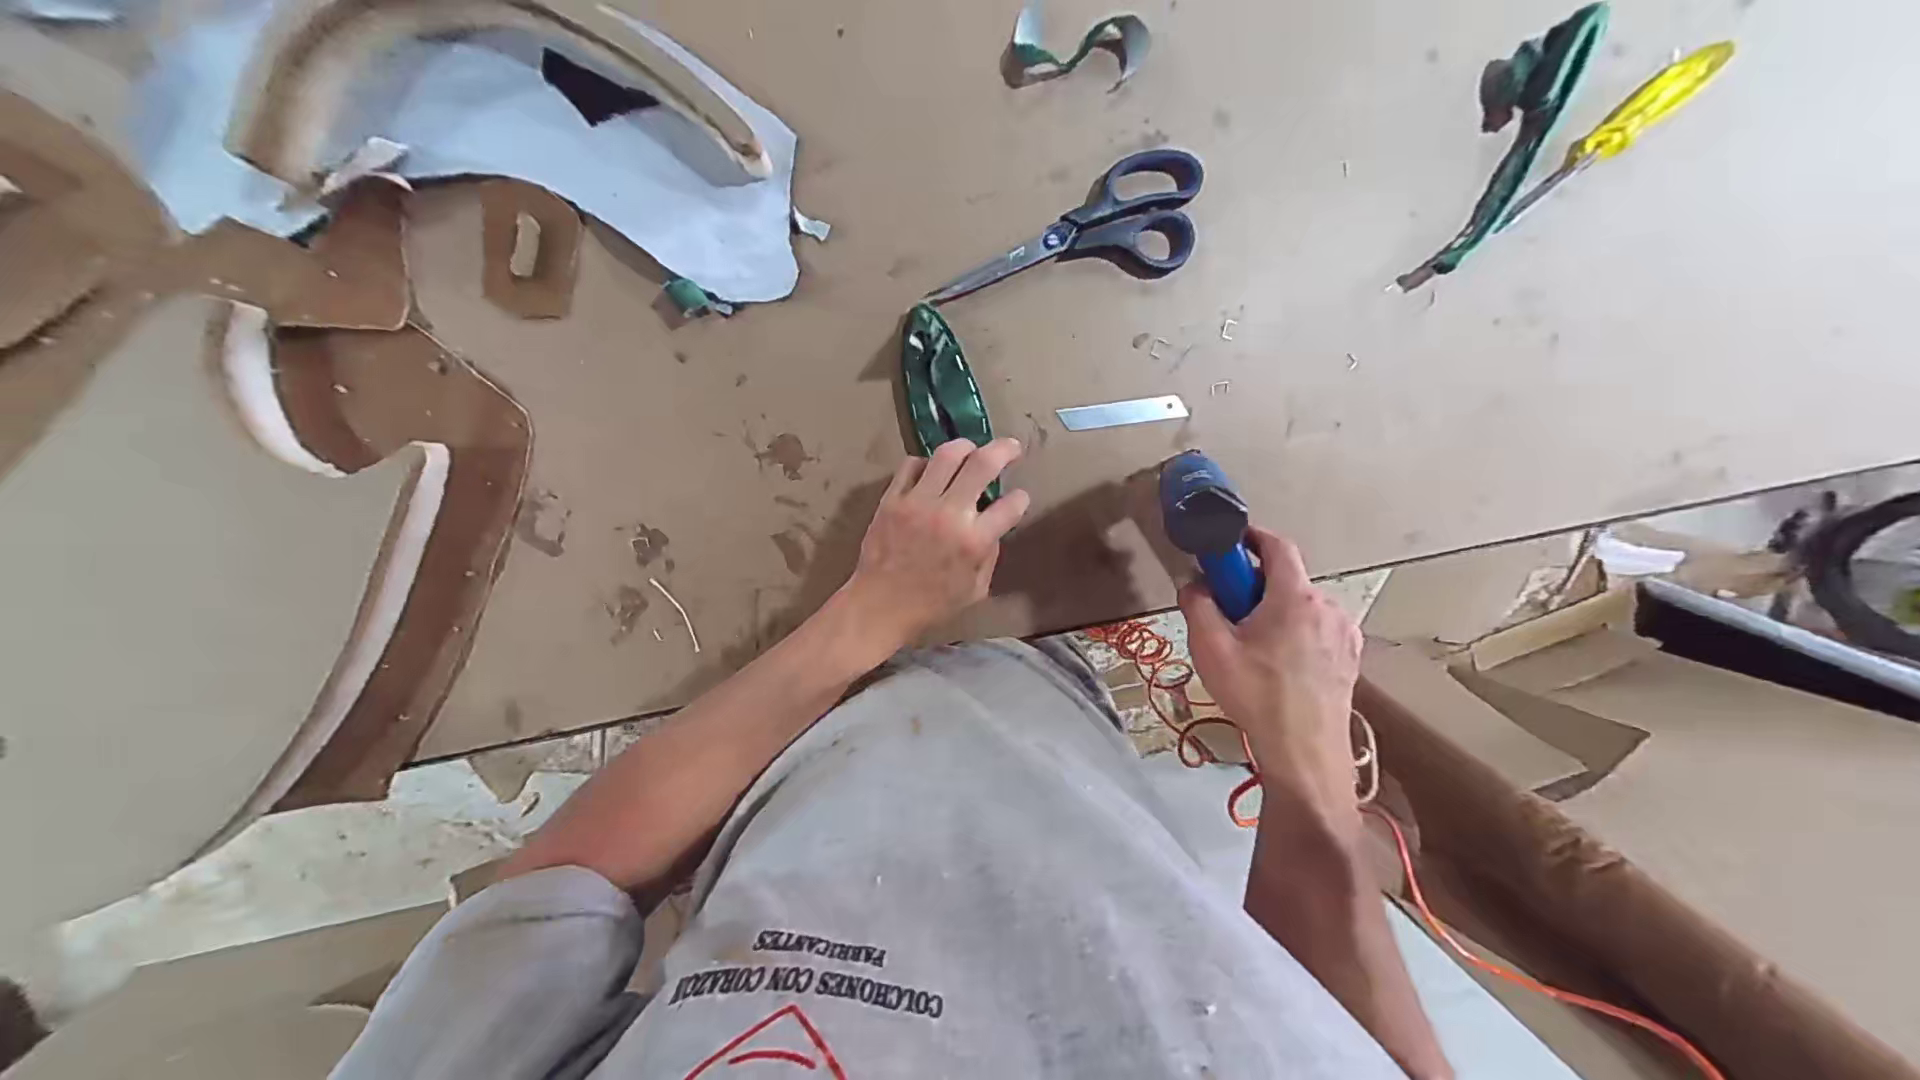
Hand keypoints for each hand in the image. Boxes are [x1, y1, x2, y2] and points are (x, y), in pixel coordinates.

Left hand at [837, 438, 1031, 654]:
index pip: (1010, 506)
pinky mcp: (893, 499)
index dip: (1021, 498)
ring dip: (966, 446)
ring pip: (947, 455)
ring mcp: (918, 502)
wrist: (881, 605)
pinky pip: (911, 465)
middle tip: (1011, 447)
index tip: (1020, 497)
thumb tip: (993, 528)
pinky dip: (926, 462)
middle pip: (983, 464)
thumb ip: (989, 555)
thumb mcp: (975, 589)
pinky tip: (932, 470)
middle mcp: (949, 514)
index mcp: (974, 541)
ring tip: (972, 449)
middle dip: (1004, 450)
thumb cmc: (931, 604)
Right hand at [1179, 527, 1362, 818]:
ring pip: (1301, 606)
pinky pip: (1316, 629)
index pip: (1278, 545)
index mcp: (1295, 597)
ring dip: (1273, 610)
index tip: (1228, 543)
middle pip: (1286, 579)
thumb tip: (1195, 584)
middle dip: (1253, 584)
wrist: (1305, 754)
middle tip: (1226, 609)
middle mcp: (1328, 607)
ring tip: (1249, 645)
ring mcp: (1344, 633)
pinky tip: (1275, 664)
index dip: (1251, 536)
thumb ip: (1197, 604)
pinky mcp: (1350, 657)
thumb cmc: (1256, 696)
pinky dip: (1293, 631)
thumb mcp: (1210, 648)